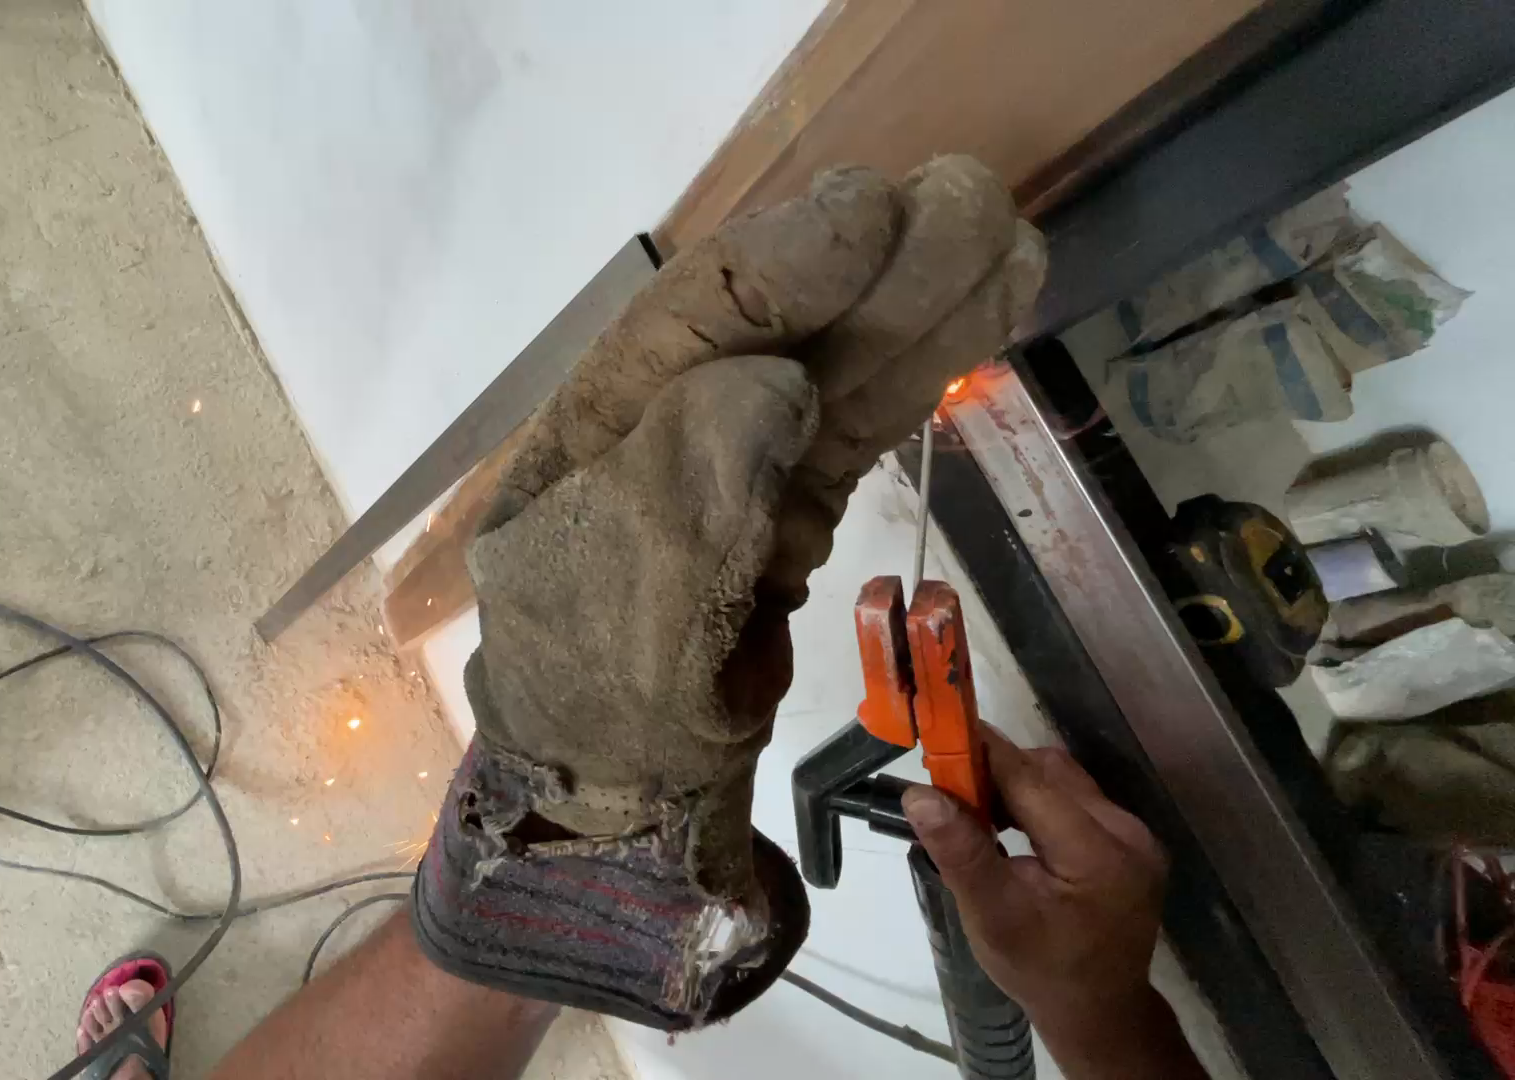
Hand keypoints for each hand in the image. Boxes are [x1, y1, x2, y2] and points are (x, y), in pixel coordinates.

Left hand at [415, 160, 1043, 1032]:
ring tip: (1001, 237)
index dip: (779, 267)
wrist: (624, 791)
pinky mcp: (779, 514)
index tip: (871, 214)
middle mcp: (653, 435)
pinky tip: (970, 325)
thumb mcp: (619, 596)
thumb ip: (685, 479)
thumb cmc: (595, 705)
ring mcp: (723, 470)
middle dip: (866, 270)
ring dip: (910, 313)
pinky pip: (850, 434)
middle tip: (968, 197)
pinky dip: (908, 385)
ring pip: (824, 376)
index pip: (682, 325)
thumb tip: (773, 377)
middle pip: (768, 331)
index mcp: (589, 437)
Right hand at [903, 729, 1204, 1077]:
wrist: (1096, 1010)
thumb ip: (959, 850)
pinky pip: (1067, 793)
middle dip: (989, 767)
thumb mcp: (989, 913)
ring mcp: (1130, 833)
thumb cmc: (1037, 965)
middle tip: (942, 782)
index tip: (932, 727)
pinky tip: (1003, 820)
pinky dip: (1028, 794)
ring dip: (1008, 779)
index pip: (1028, 777)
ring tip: (971, 807)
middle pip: (1044, 770)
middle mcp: (1125, 832)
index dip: (978, 749)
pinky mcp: (1123, 838)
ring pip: (1056, 775)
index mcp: (1097, 852)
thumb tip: (918, 794)